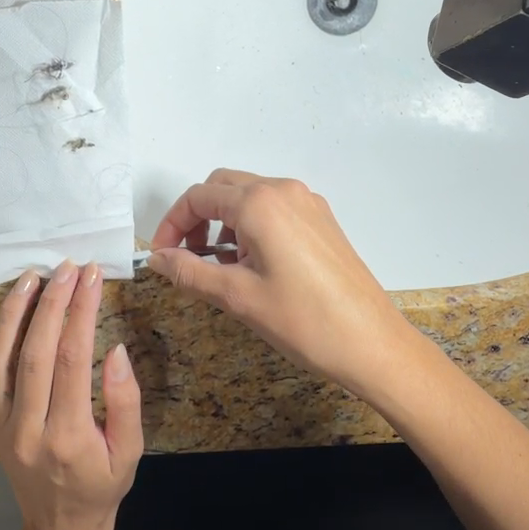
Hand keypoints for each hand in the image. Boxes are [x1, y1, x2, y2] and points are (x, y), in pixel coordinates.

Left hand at [0, 261, 142, 529]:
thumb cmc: (100, 486)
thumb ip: (126, 401)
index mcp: (68, 435)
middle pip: (33, 352)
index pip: (73, 358)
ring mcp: (0, 426)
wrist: (61, 528)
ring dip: (12, 313)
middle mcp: (27, 428)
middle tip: (68, 267)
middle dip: (52, 302)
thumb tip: (116, 350)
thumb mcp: (131, 451)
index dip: (83, 311)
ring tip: (32, 277)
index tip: (93, 277)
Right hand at [146, 169, 421, 398]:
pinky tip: (252, 265)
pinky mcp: (321, 219)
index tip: (161, 256)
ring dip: (224, 222)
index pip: (198, 196)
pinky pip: (274, 208)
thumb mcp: (238, 297)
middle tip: (185, 258)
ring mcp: (306, 202)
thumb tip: (156, 258)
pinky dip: (251, 225)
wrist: (372, 343)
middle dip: (196, 217)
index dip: (172, 224)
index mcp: (259, 203)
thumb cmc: (302, 321)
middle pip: (222, 186)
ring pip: (248, 195)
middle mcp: (283, 190)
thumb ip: (189, 271)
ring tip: (220, 267)